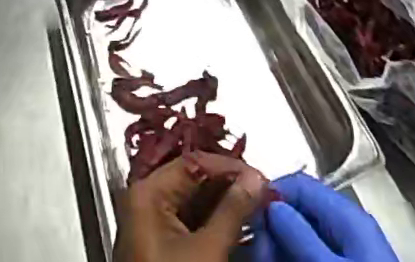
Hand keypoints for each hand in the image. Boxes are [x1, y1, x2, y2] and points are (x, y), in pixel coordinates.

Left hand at [116, 152, 268, 261]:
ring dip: (228, 205)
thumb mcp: (207, 252)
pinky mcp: (166, 246)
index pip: (192, 162)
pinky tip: (245, 228)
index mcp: (148, 192)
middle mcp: (148, 200)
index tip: (263, 176)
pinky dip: (218, 224)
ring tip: (262, 208)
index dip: (228, 166)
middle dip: (231, 185)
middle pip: (193, 180)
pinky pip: (193, 223)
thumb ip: (232, 212)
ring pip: (196, 202)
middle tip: (267, 193)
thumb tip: (256, 179)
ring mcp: (156, 224)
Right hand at [246, 173, 398, 261]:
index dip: (270, 193)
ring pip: (301, 236)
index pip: (299, 183)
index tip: (248, 212)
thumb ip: (298, 233)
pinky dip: (293, 259)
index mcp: (348, 217)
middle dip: (272, 228)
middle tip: (258, 251)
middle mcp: (348, 229)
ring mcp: (348, 253)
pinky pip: (312, 255)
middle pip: (297, 211)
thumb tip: (272, 204)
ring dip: (279, 247)